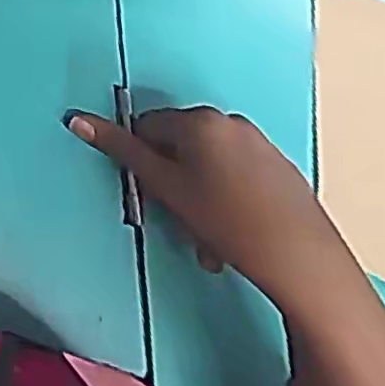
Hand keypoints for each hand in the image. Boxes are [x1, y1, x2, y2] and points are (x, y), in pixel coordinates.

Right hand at [67, 107, 372, 319]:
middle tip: (175, 213)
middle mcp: (230, 122)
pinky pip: (236, 173)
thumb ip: (119, 148)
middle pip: (178, 144)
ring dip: (196, 192)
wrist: (305, 266)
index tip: (151, 188)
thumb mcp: (163, 185)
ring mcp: (259, 145)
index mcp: (199, 120)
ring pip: (207, 162)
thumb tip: (79, 120)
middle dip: (172, 179)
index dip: (142, 160)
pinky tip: (228, 229)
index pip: (146, 126)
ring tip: (203, 232)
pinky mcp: (281, 169)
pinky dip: (224, 195)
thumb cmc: (229, 222)